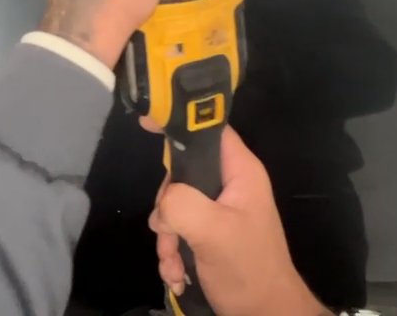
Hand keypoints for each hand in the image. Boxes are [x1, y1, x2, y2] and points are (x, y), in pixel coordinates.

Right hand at [150, 127, 329, 315]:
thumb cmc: (248, 268)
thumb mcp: (215, 232)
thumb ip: (183, 204)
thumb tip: (164, 200)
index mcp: (240, 170)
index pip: (209, 129)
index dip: (181, 123)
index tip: (149, 125)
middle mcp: (229, 184)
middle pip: (183, 171)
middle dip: (168, 206)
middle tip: (168, 231)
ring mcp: (218, 209)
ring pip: (176, 204)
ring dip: (168, 236)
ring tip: (173, 263)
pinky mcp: (209, 233)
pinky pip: (179, 229)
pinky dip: (172, 251)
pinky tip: (176, 274)